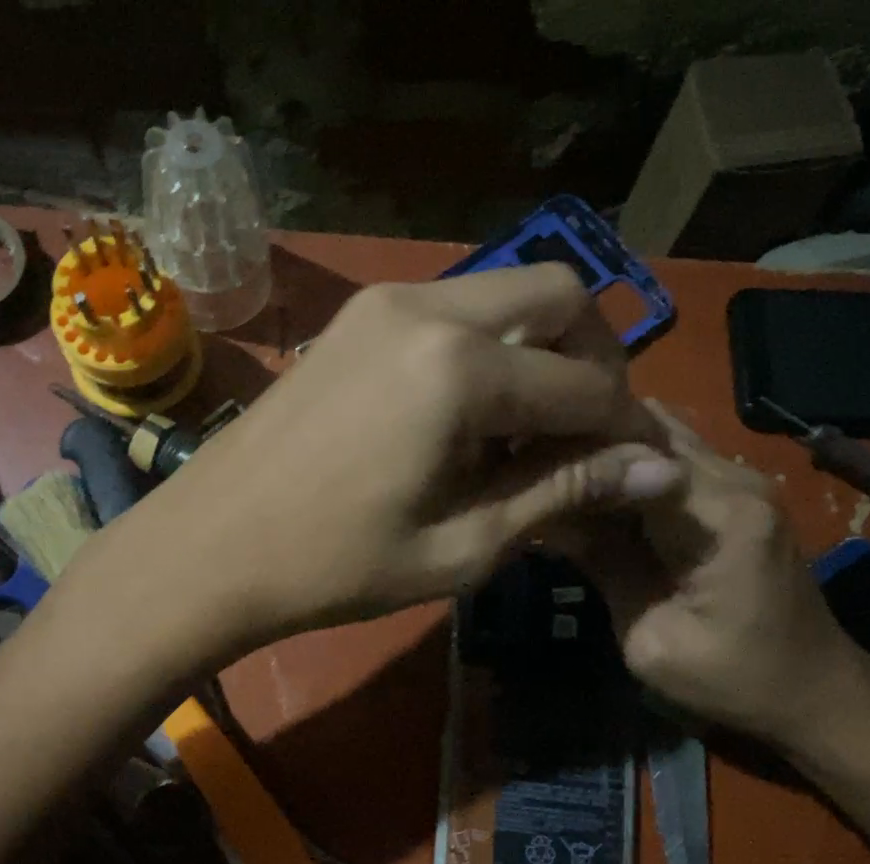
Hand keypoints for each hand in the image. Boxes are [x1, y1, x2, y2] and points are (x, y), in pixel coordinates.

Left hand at [103, 264, 682, 647]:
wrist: (209, 546)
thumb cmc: (333, 565)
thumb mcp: (461, 545)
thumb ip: (562, 493)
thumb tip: (660, 469)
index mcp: (460, 369)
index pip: (586, 382)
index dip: (623, 429)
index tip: (633, 470)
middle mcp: (429, 308)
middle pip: (559, 295)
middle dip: (593, 358)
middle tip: (584, 434)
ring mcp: (385, 302)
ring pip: (505, 292)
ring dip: (539, 347)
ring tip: (524, 433)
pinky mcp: (356, 315)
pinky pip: (452, 307)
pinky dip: (487, 345)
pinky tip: (468, 415)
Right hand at [559, 402, 869, 751]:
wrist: (816, 692)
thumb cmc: (734, 680)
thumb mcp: (650, 641)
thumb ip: (603, 567)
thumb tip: (545, 512)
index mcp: (720, 516)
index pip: (633, 453)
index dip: (572, 452)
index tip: (518, 461)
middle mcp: (736, 479)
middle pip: (645, 429)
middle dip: (583, 440)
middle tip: (524, 460)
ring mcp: (740, 480)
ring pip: (656, 434)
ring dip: (603, 448)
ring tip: (548, 468)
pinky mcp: (734, 492)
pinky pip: (669, 459)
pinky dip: (625, 465)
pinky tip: (587, 485)